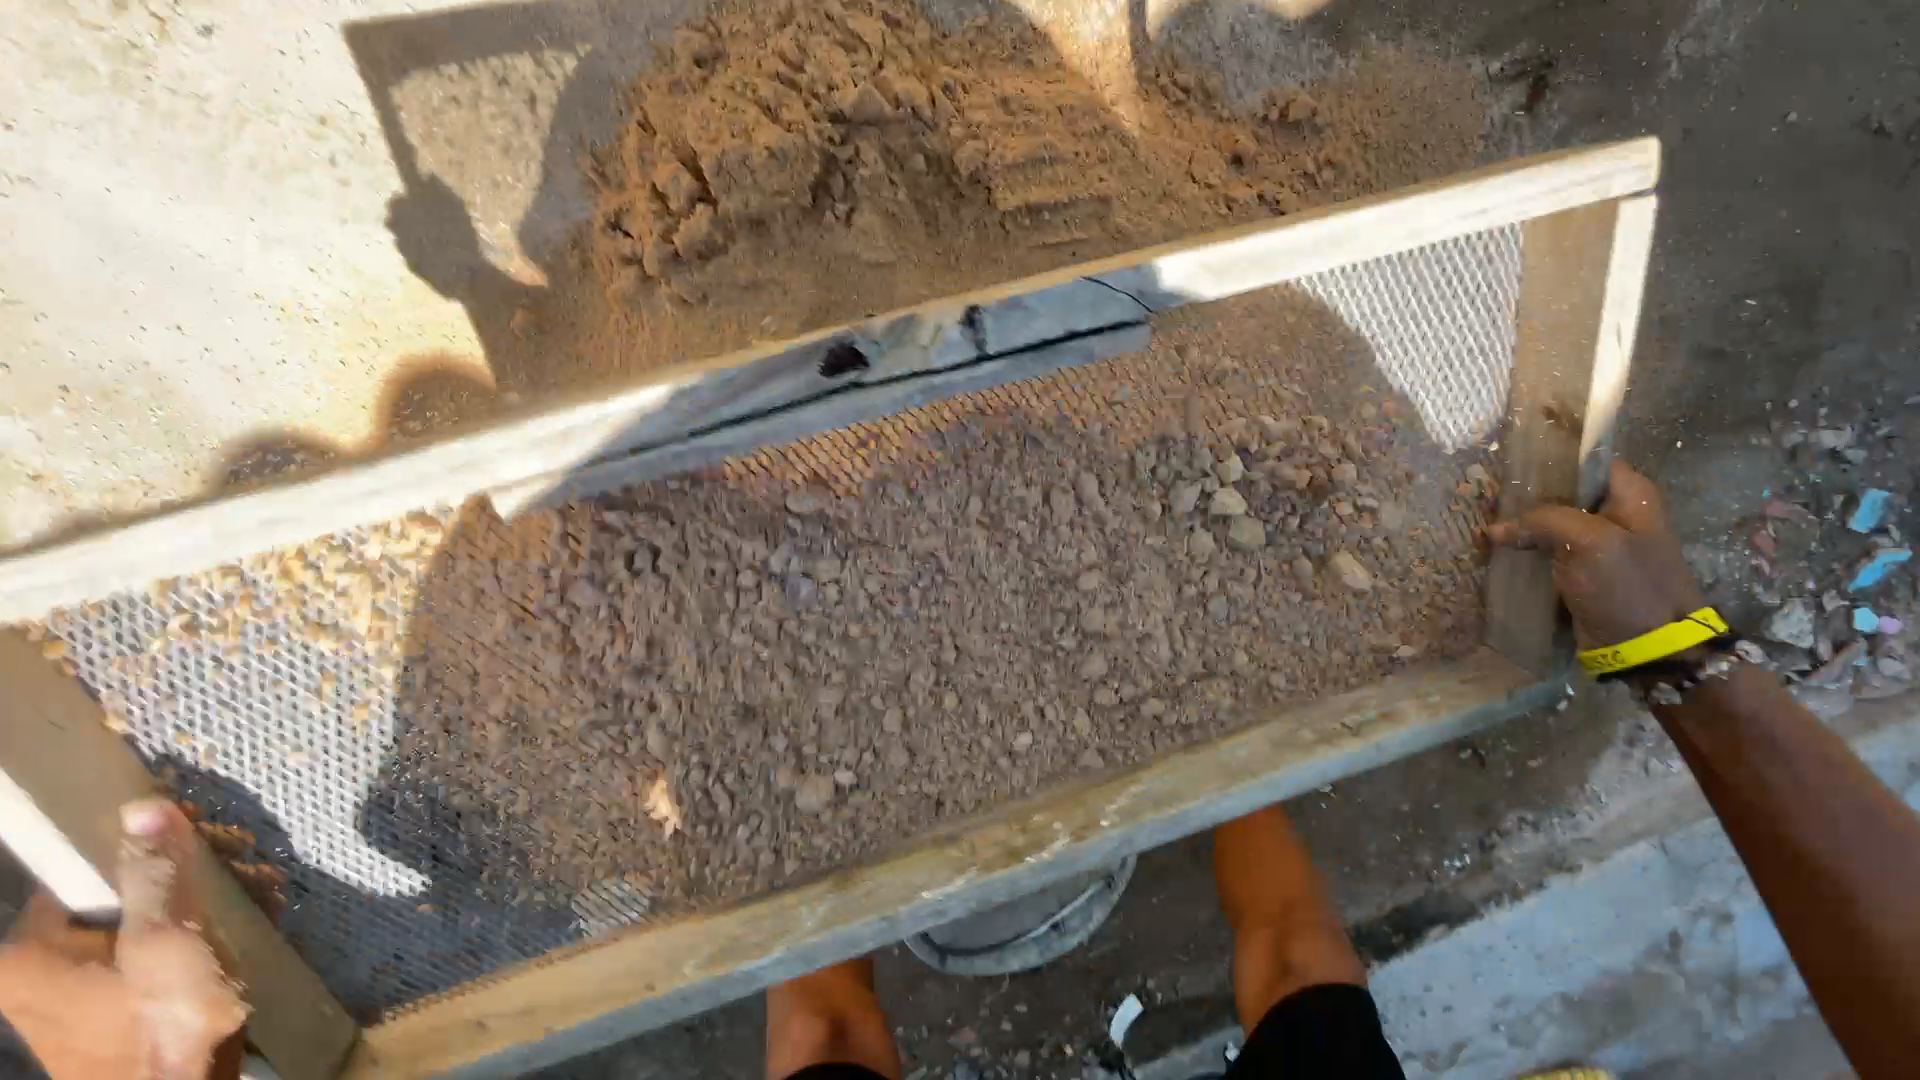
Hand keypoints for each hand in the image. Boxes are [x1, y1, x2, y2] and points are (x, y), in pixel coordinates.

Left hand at [0, 800, 249, 1079]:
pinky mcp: (124, 1000)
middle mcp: (45, 966)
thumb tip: (142, 804)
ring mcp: (85, 987)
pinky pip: (164, 944)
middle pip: (128, 887)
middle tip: (251, 864)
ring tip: (267, 892)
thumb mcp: (165, 939)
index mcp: (33, 950)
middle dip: (200, 870)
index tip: (211, 832)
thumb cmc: (162, 1019)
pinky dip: (210, 927)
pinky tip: (255, 918)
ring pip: (153, 913)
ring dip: (217, 896)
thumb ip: (154, 874)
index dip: (153, 841)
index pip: (86, 865)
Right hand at [1486, 461, 1705, 650]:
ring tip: (1481, 522)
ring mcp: (1594, 544)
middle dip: (1523, 495)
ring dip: (1518, 525)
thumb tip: (1494, 529)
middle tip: (1484, 497)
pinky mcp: (1577, 570)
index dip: (1548, 461)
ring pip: (1548, 522)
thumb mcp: (1591, 542)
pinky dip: (1521, 550)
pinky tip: (1493, 549)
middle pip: (1560, 491)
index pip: (1585, 460)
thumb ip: (1544, 521)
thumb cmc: (1630, 587)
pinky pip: (1544, 551)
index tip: (1507, 467)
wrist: (1648, 648)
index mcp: (1629, 495)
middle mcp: (1613, 513)